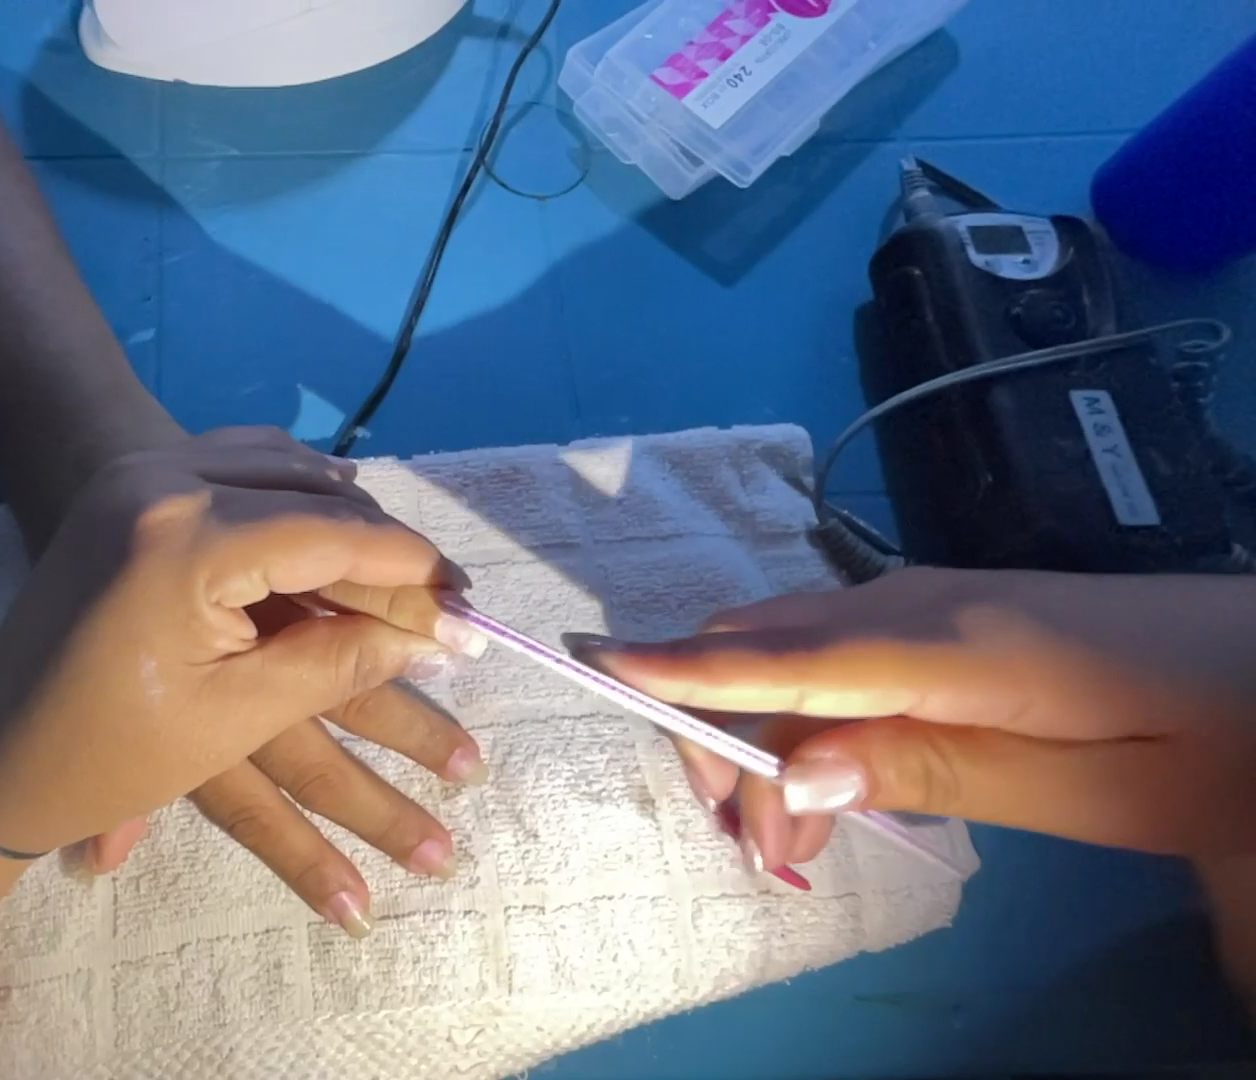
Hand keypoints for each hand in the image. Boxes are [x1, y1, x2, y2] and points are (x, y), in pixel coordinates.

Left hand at [0, 430, 470, 934]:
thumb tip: (427, 633)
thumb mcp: (235, 717)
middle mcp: (161, 478)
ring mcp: (140, 474)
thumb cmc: (107, 754)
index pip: (331, 534)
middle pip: (310, 494)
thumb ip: (338, 663)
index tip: (465, 602)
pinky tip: (324, 512)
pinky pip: (234, 461)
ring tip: (394, 565)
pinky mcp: (130, 486)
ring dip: (342, 512)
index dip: (409, 569)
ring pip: (277, 464)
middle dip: (383, 547)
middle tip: (442, 596)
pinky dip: (289, 486)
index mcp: (184, 540)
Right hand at [569, 568, 1255, 869]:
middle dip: (713, 733)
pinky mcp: (907, 614)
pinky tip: (822, 777)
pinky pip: (807, 654)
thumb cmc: (1213, 734)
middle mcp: (900, 604)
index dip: (687, 667)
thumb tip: (791, 773)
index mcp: (950, 645)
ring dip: (749, 734)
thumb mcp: (1099, 789)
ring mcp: (900, 601)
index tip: (601, 667)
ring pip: (770, 651)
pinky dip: (783, 714)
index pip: (787, 658)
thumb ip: (933, 768)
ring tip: (789, 833)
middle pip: (751, 648)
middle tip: (754, 842)